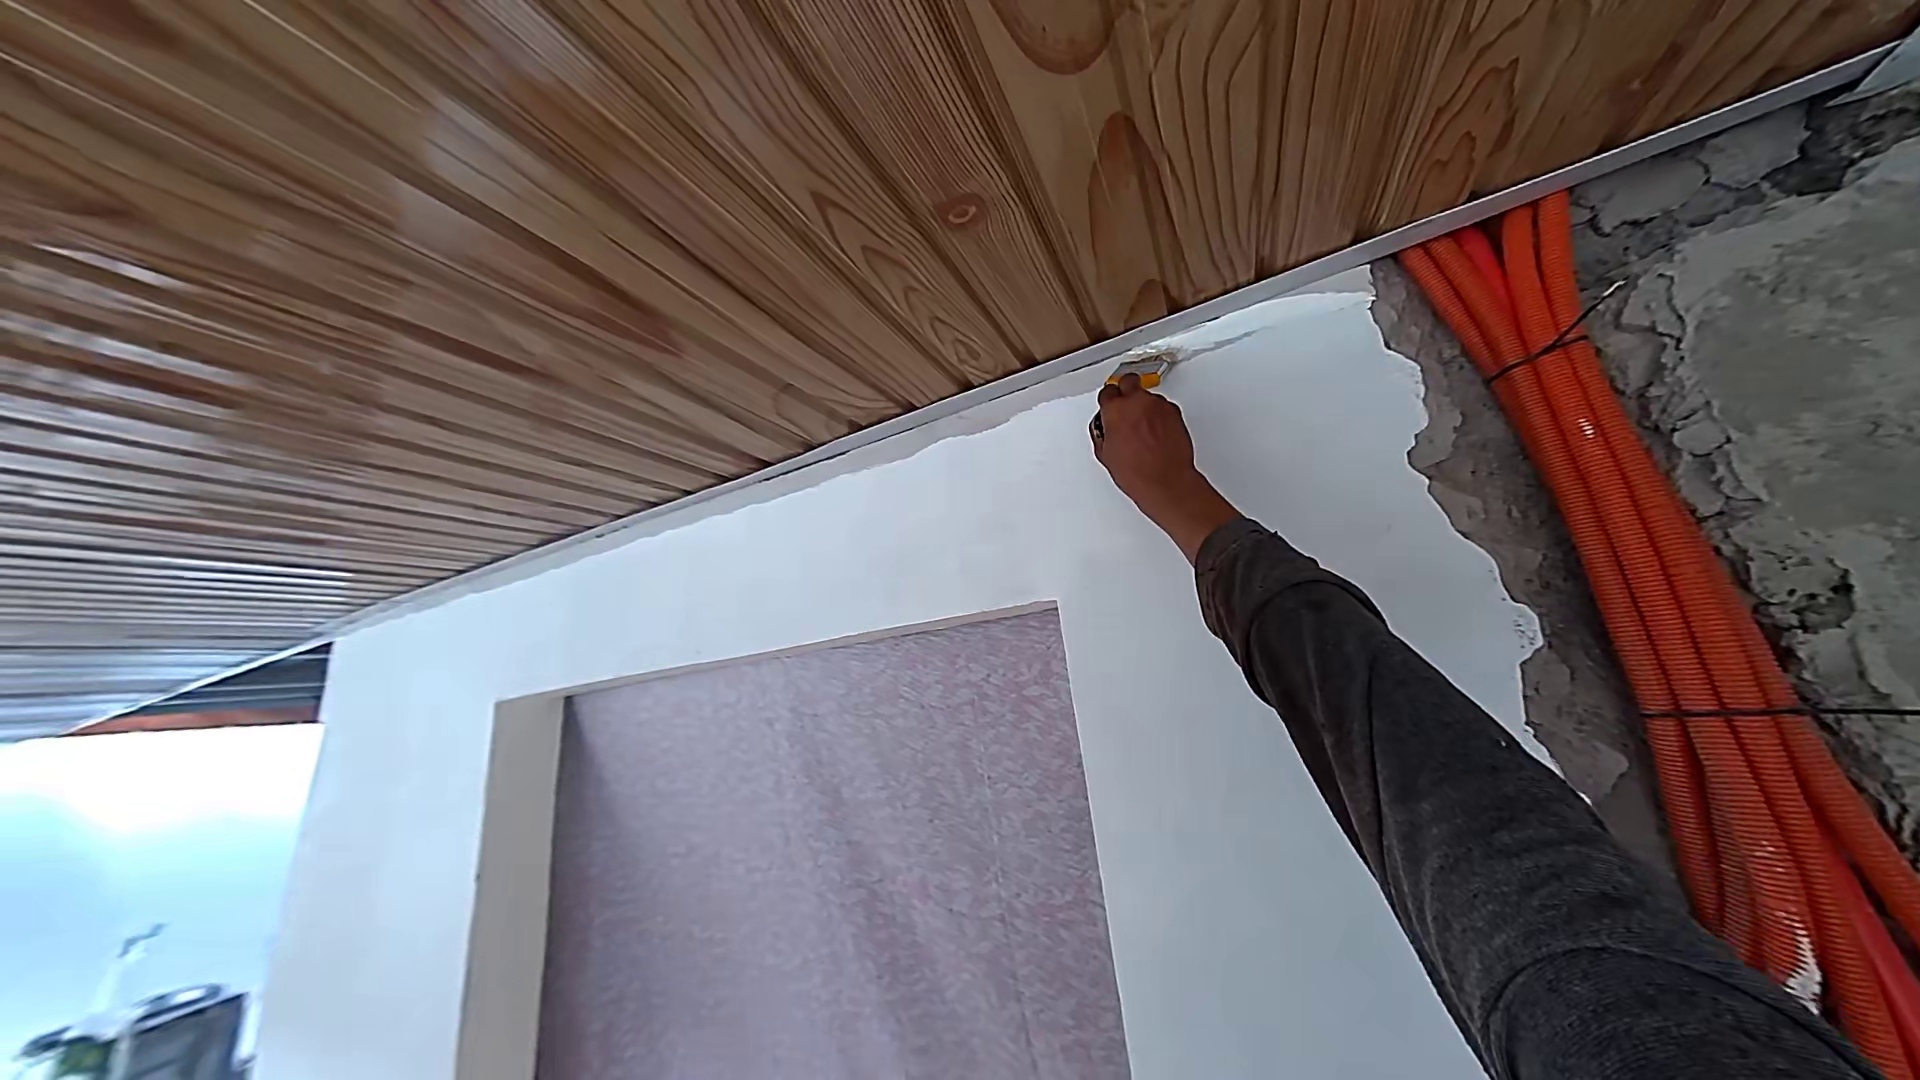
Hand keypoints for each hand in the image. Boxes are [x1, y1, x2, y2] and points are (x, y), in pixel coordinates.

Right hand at [1090, 373, 1242, 562]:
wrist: (1165, 481)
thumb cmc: (1137, 472)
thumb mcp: (1106, 453)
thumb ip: (1103, 432)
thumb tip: (1105, 428)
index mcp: (1115, 410)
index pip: (1107, 392)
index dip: (1107, 400)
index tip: (1108, 405)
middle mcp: (1138, 402)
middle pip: (1129, 381)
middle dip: (1125, 389)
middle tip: (1124, 403)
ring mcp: (1158, 405)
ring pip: (1148, 395)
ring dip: (1144, 405)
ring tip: (1142, 427)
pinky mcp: (1174, 412)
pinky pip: (1163, 407)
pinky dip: (1158, 415)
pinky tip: (1154, 432)